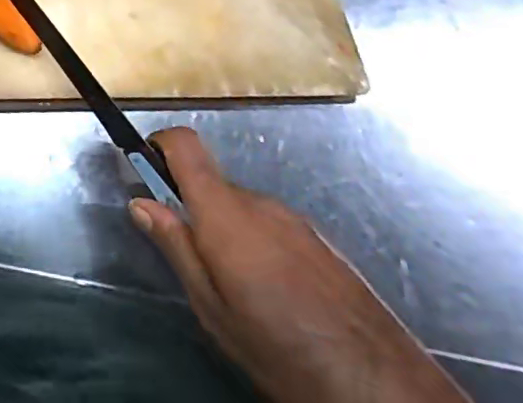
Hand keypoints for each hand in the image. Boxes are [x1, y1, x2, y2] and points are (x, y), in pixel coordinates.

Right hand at [130, 128, 470, 402]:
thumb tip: (141, 204)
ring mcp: (294, 219)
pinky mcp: (320, 240)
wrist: (381, 385)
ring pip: (243, 210)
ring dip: (230, 234)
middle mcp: (259, 203)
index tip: (147, 163)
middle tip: (194, 261)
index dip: (161, 144)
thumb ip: (175, 247)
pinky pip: (272, 227)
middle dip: (195, 212)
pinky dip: (260, 247)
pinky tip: (274, 295)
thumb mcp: (212, 307)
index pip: (186, 145)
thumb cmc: (279, 346)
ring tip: (239, 290)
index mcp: (224, 213)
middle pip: (212, 184)